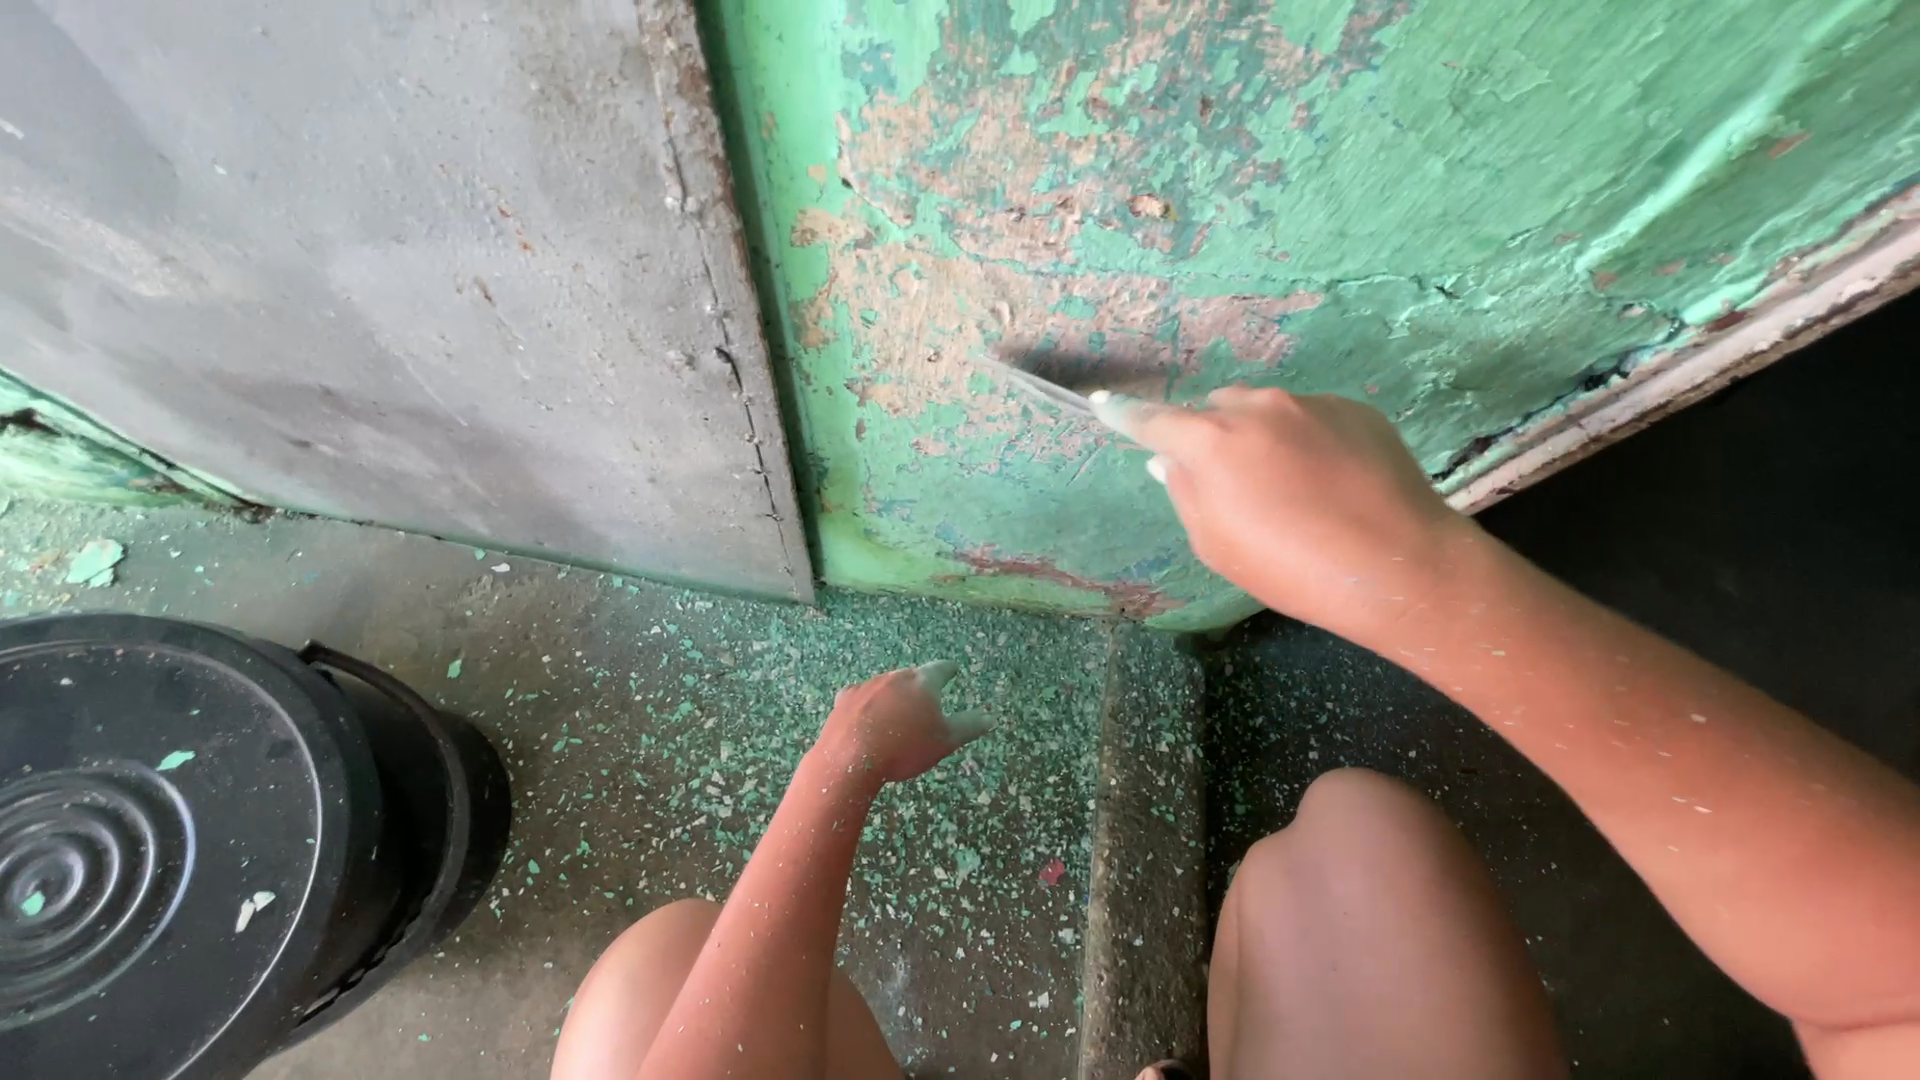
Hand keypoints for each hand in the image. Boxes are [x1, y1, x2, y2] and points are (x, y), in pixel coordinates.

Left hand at [813, 662, 995, 783]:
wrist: (850, 759)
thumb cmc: (905, 748)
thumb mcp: (945, 741)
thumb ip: (969, 726)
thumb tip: (991, 717)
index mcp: (923, 682)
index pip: (941, 668)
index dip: (949, 670)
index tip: (953, 670)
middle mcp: (895, 676)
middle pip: (912, 676)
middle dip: (919, 685)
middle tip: (925, 698)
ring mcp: (867, 686)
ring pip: (886, 685)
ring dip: (893, 695)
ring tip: (896, 714)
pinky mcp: (845, 699)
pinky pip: (861, 698)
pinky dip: (867, 705)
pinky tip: (865, 718)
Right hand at [1091, 385, 1475, 637]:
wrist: (1398, 566)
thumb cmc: (1291, 568)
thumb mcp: (1216, 545)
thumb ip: (1185, 493)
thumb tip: (1170, 461)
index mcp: (1212, 442)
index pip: (1153, 420)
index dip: (1124, 414)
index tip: (1103, 405)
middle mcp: (1256, 407)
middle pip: (1212, 410)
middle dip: (1208, 435)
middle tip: (1227, 482)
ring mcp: (1309, 403)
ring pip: (1261, 409)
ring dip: (1255, 435)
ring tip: (1284, 483)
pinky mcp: (1354, 408)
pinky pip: (1306, 416)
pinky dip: (1300, 439)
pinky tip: (1325, 480)